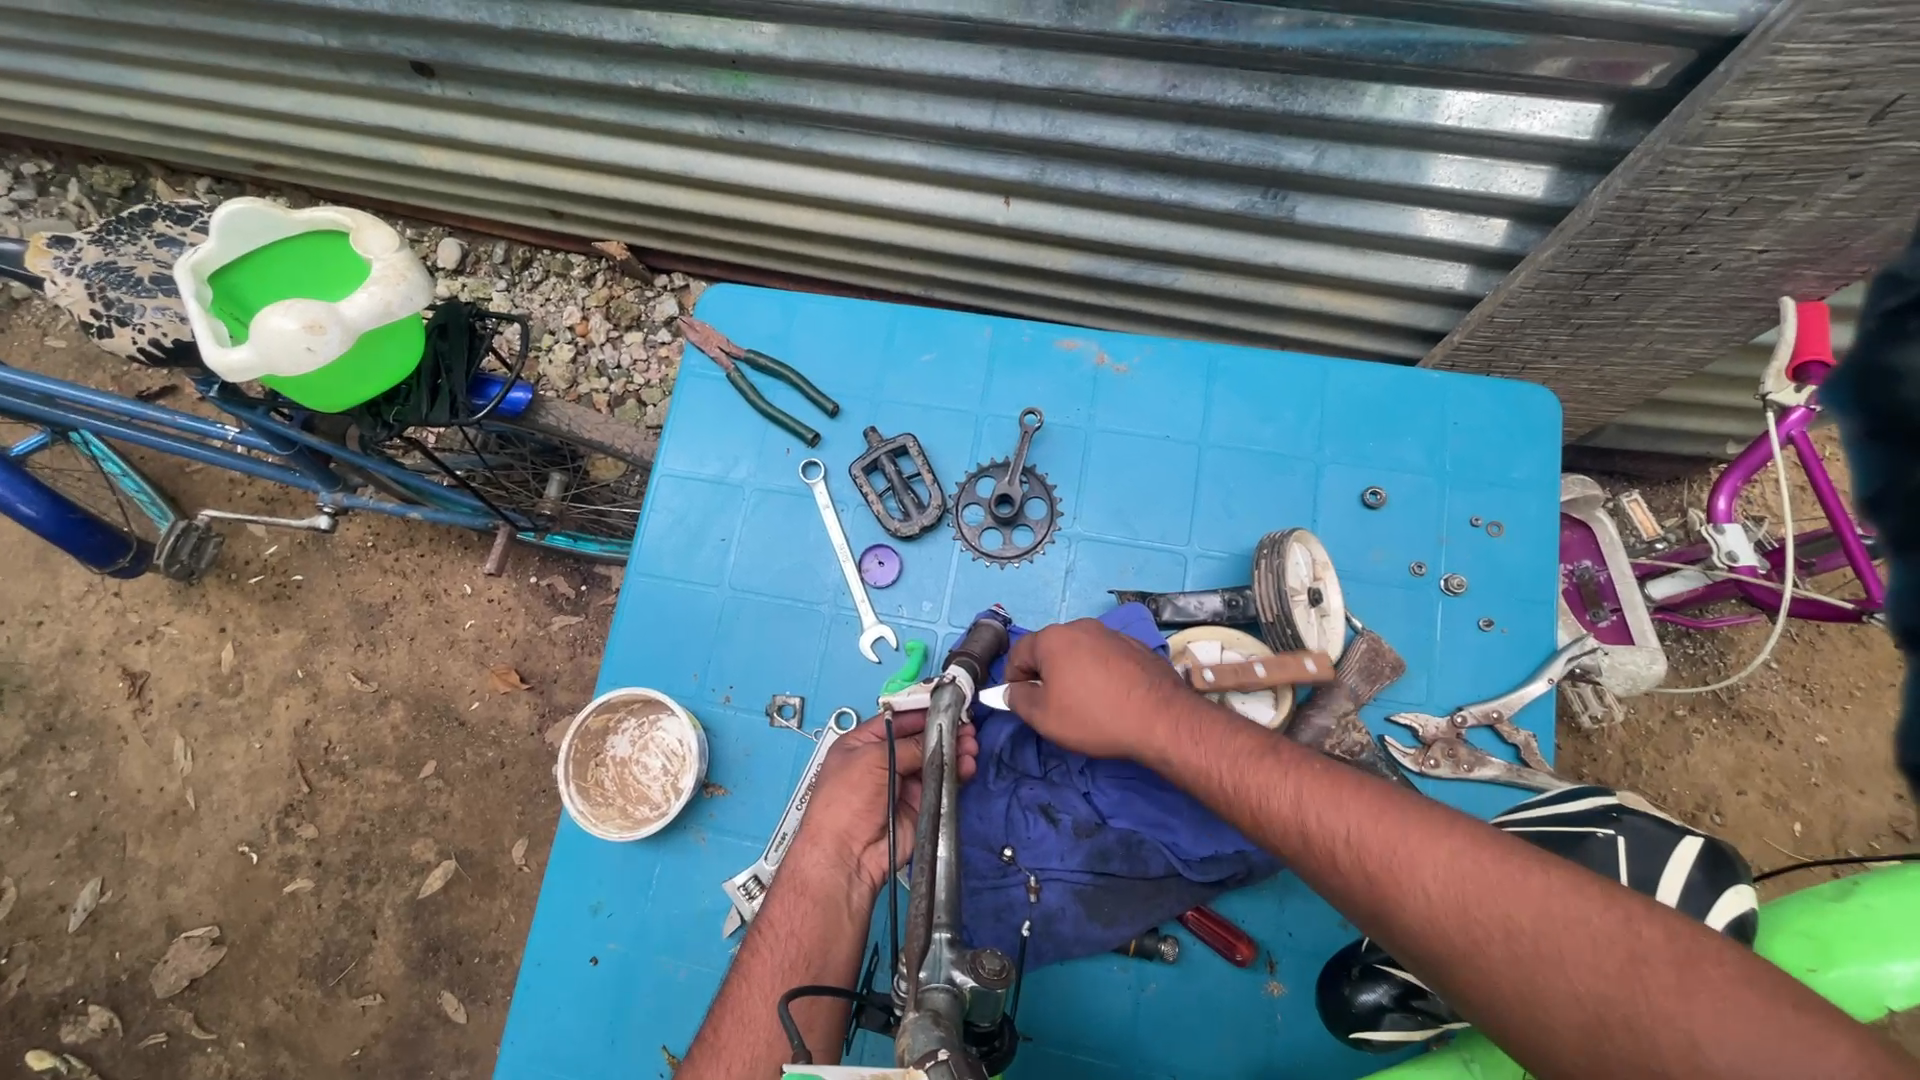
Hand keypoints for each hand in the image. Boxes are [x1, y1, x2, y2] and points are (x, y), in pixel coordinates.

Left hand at [789, 710, 978, 894]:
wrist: (848, 853)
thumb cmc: (844, 803)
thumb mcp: (874, 759)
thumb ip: (909, 745)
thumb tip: (935, 735)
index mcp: (863, 744)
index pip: (897, 720)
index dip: (922, 712)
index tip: (946, 704)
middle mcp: (883, 762)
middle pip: (920, 740)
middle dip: (943, 732)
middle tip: (964, 725)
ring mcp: (902, 783)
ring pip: (934, 761)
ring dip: (954, 751)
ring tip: (970, 744)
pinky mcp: (919, 804)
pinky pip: (942, 783)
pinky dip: (956, 773)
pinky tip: (966, 764)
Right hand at [1004, 618, 1197, 759]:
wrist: (1161, 719)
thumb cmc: (1094, 717)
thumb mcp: (1043, 717)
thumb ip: (1018, 699)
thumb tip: (1013, 689)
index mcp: (1053, 638)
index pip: (1018, 653)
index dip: (1014, 678)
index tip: (1022, 701)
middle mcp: (1081, 627)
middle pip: (1050, 649)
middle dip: (1045, 674)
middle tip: (1053, 705)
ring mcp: (1112, 634)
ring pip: (1079, 652)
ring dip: (1074, 672)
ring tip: (1086, 703)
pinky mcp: (1136, 646)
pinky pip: (1105, 657)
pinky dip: (1101, 673)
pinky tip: (1112, 697)